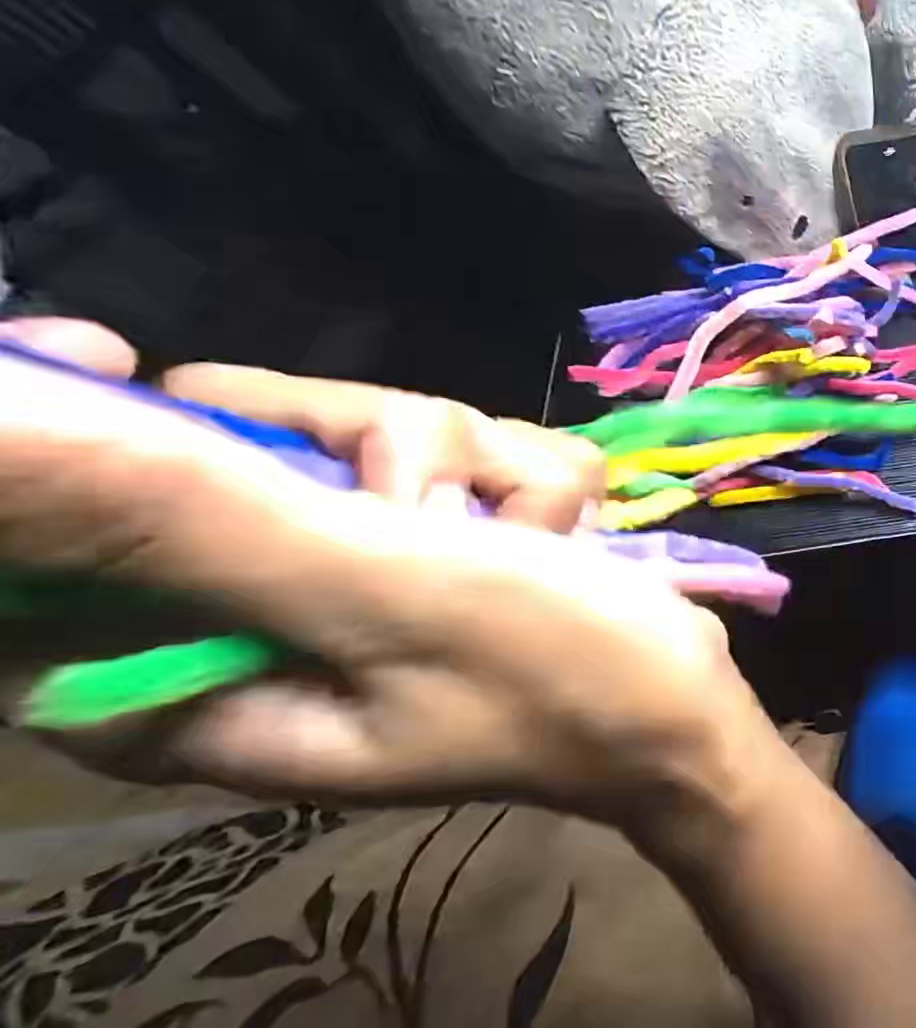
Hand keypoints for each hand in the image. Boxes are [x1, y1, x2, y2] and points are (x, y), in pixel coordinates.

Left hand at [0, 321, 783, 837]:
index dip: (96, 444)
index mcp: (209, 666)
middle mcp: (296, 613)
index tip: (128, 362)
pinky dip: (539, 482)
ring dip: (491, 467)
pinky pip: (489, 458)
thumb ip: (199, 521)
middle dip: (387, 451)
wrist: (694, 707)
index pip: (66, 541)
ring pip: (406, 438)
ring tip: (550, 533)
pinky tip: (571, 528)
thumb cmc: (562, 670)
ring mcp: (406, 571)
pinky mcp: (483, 546)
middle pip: (274, 451)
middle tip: (456, 505)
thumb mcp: (395, 594)